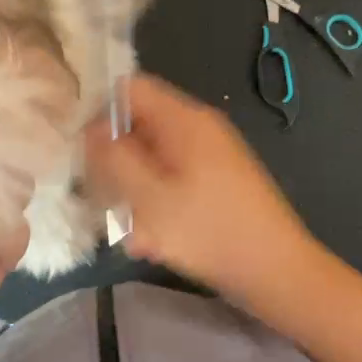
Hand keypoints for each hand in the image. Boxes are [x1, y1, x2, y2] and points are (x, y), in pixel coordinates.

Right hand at [86, 73, 317, 300]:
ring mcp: (212, 153)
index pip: (130, 88)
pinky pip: (173, 175)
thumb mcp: (150, 197)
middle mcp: (199, 126)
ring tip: (129, 225)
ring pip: (154, 154)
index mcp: (184, 118)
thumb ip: (114, 158)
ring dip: (134, 184)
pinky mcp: (218, 180)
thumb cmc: (211, 232)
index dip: (100, 110)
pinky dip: (156, 198)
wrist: (280, 274)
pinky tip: (153, 237)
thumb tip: (91, 131)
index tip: (82, 147)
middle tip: (102, 194)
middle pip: (140, 122)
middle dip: (116, 156)